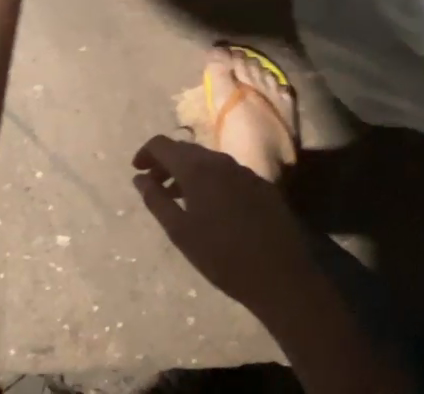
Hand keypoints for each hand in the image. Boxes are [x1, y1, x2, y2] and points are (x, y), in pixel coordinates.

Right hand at [131, 136, 315, 306]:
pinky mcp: (263, 187)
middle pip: (185, 150)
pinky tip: (212, 207)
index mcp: (197, 168)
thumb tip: (139, 178)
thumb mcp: (180, 232)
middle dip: (166, 163)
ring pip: (208, 161)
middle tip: (155, 185)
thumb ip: (156, 200)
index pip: (162, 144)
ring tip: (180, 197)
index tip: (137, 171)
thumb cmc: (224, 257)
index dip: (145, 153)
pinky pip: (228, 174)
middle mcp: (220, 161)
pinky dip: (211, 180)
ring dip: (188, 172)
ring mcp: (245, 173)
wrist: (286, 279)